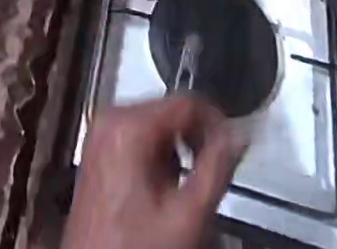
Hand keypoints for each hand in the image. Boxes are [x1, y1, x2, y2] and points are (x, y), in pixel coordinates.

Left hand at [60, 94, 245, 248]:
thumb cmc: (134, 248)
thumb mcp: (186, 215)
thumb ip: (217, 169)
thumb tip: (236, 137)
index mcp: (128, 126)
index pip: (186, 102)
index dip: (216, 121)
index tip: (233, 142)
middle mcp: (109, 119)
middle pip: (170, 110)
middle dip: (195, 138)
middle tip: (212, 169)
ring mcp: (101, 132)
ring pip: (156, 122)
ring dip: (177, 148)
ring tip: (187, 185)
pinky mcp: (99, 146)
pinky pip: (138, 135)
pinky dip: (157, 154)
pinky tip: (164, 187)